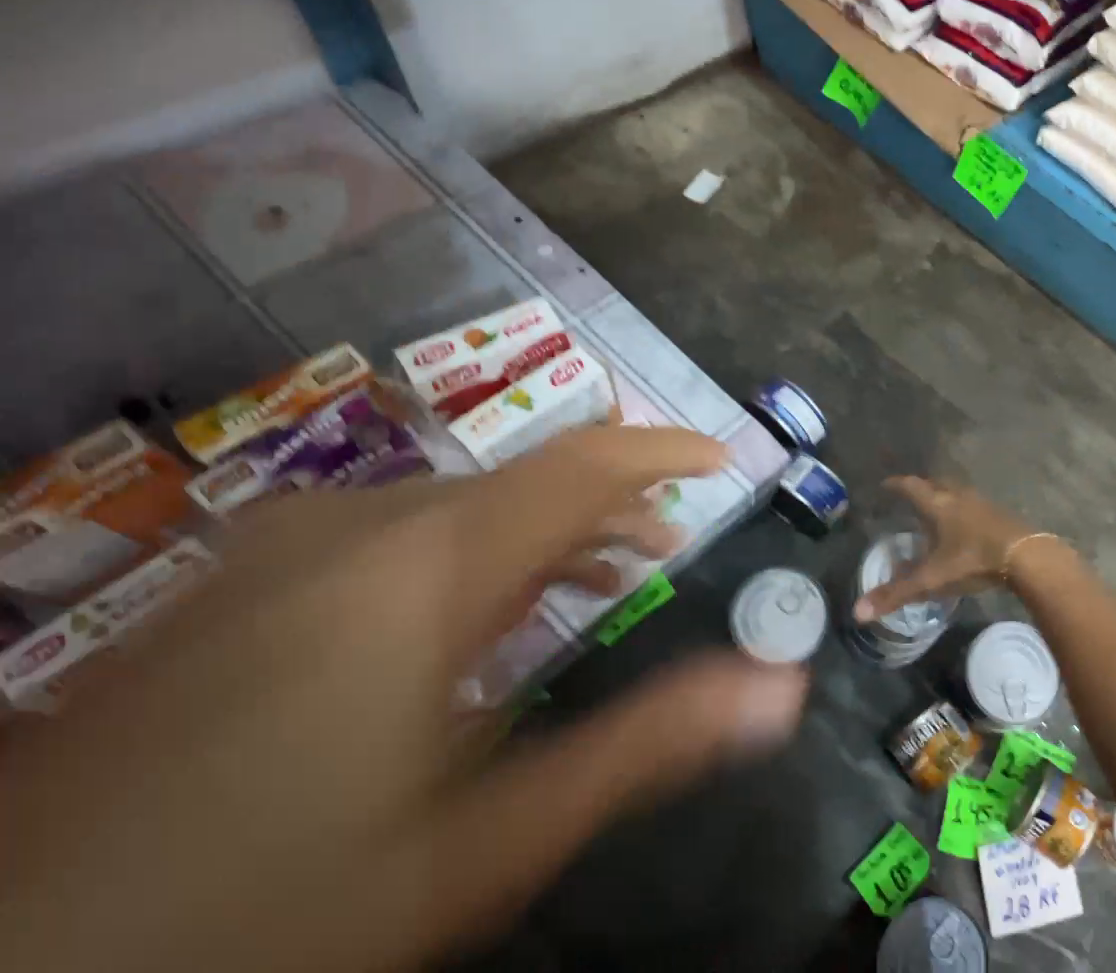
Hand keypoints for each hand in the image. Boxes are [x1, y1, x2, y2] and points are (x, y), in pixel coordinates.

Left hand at [0, 426, 808, 972]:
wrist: (27, 950)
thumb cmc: (285, 894)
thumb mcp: (492, 835)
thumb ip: (646, 744)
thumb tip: (780, 691)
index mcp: (426, 568)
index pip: (580, 465)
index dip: (664, 452)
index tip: (725, 461)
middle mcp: (353, 527)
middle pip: (518, 481)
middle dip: (609, 508)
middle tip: (668, 552)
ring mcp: (278, 547)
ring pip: (452, 505)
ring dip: (538, 533)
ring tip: (594, 581)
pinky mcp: (231, 582)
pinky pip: (385, 532)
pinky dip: (462, 551)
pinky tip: (471, 616)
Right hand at [852, 477, 1045, 621]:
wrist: (1027, 557)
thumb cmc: (974, 561)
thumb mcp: (932, 580)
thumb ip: (896, 594)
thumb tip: (858, 612)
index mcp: (939, 505)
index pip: (912, 487)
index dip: (896, 485)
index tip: (885, 485)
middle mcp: (960, 497)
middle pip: (937, 484)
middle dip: (922, 488)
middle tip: (911, 496)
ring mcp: (985, 504)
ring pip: (959, 494)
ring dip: (946, 499)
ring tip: (937, 512)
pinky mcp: (1003, 516)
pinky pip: (977, 507)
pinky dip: (966, 512)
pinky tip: (967, 529)